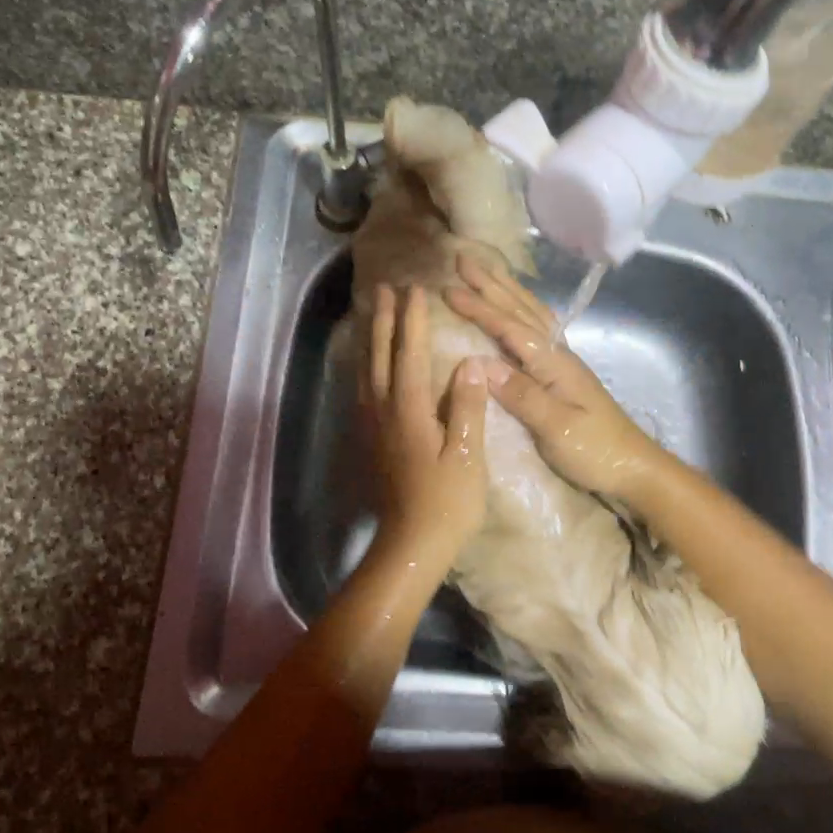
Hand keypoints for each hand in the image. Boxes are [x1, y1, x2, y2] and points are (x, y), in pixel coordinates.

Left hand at [362, 284, 489, 563]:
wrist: (411, 544)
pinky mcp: (370, 440)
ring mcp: (373, 426)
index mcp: (409, 409)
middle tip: (384, 288)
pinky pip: (362, 388)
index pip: (410, 353)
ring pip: (366, 370)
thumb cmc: (447, 502)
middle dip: (383, 320)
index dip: (412, 320)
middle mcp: (383, 410)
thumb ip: (467, 407)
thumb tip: (469, 363)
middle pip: (380, 355)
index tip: (416, 289)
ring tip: (372, 314)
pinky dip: (365, 365)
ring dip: (370, 338)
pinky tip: (368, 365)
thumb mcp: (467, 455)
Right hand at [443, 254, 673, 502]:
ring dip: (506, 291)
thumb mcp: (557, 429)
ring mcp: (563, 364)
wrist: (633, 470)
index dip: (479, 308)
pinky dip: (521, 311)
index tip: (448, 289)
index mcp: (554, 365)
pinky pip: (536, 330)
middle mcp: (559, 355)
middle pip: (521, 311)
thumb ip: (522, 395)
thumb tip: (480, 362)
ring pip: (531, 315)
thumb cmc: (595, 452)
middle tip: (462, 259)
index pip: (511, 328)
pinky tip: (515, 311)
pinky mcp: (563, 376)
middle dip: (490, 285)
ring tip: (485, 272)